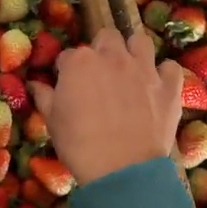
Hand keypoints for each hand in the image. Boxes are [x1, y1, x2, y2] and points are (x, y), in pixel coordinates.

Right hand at [29, 28, 183, 184]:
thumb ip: (44, 96)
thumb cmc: (79, 144)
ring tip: (131, 69)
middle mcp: (113, 56)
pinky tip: (158, 86)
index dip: (68, 70)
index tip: (68, 85)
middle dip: (102, 50)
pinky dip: (165, 74)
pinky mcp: (169, 87)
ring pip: (141, 41)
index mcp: (80, 62)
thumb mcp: (52, 120)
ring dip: (134, 51)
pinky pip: (171, 67)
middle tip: (100, 73)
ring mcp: (144, 69)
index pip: (69, 55)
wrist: (121, 170)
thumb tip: (35, 84)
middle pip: (107, 37)